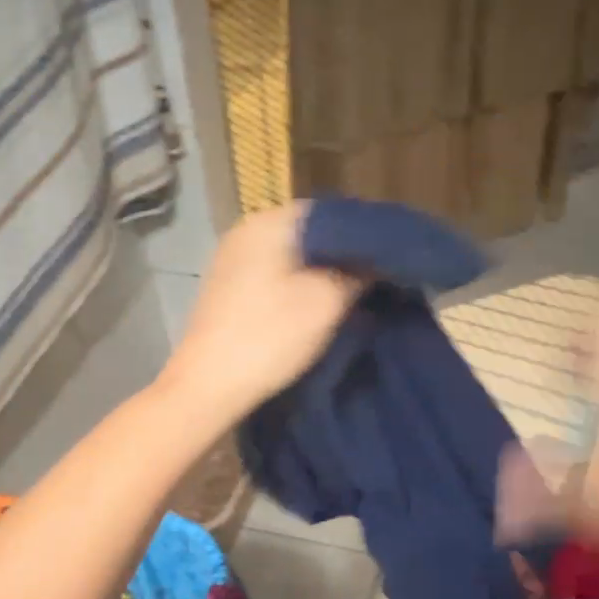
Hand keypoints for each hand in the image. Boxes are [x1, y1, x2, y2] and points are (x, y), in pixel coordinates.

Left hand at [159, 203, 362, 419]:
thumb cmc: (268, 338)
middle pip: (309, 234)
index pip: (330, 212)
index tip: (391, 256)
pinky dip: (298, 286)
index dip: (364, 233)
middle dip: (344, 254)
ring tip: (355, 294)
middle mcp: (246, 231)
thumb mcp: (325, 303)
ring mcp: (232, 260)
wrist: (207, 386)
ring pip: (291, 257)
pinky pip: (274, 276)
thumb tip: (378, 261)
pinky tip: (318, 307)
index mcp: (269, 222)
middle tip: (379, 277)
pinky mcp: (228, 289)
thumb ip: (358, 273)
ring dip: (322, 273)